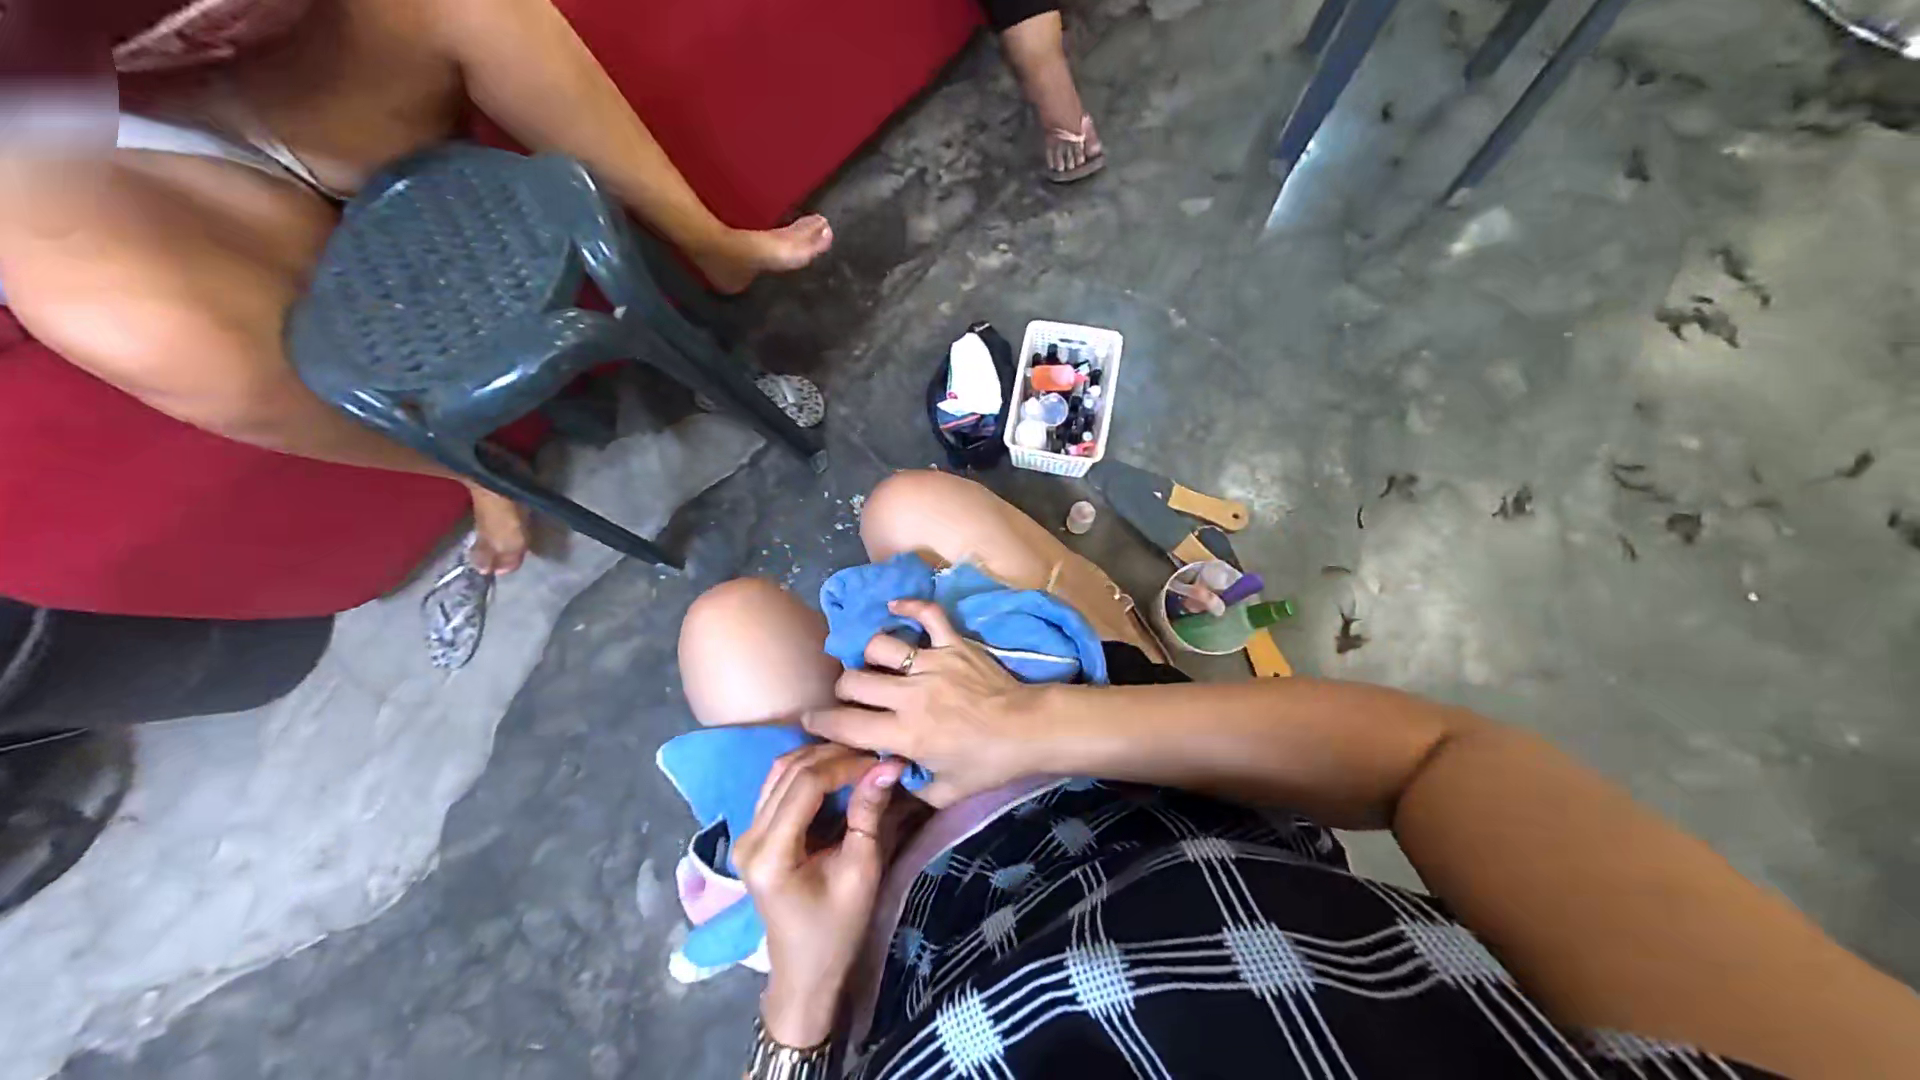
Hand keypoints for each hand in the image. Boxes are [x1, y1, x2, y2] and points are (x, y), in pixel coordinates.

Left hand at [735, 743, 904, 1048]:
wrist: (806, 972)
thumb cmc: (837, 930)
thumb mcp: (861, 871)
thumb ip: (868, 814)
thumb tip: (889, 764)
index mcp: (770, 854)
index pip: (805, 783)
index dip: (845, 764)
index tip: (881, 761)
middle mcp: (749, 836)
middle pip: (790, 770)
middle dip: (835, 755)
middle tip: (875, 757)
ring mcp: (746, 833)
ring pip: (781, 771)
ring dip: (821, 758)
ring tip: (859, 761)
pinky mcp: (755, 832)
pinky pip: (779, 785)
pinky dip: (809, 772)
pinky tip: (838, 773)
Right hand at [804, 599, 1049, 806]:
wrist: (1028, 730)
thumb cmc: (987, 764)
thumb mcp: (944, 792)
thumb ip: (908, 787)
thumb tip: (883, 774)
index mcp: (906, 734)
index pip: (846, 725)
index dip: (820, 723)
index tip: (808, 719)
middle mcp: (911, 695)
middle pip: (854, 680)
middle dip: (842, 688)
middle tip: (850, 695)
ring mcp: (932, 664)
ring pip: (880, 646)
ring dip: (869, 654)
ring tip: (874, 662)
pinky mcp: (954, 643)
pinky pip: (927, 614)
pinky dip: (910, 606)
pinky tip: (895, 607)